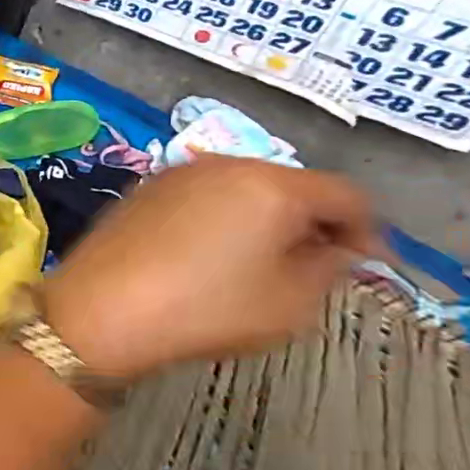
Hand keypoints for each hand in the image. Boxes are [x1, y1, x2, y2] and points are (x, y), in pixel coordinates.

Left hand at [40, 156, 381, 380]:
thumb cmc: (207, 307)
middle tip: (314, 268)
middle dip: (312, 222)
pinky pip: (204, 194)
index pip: (344, 192)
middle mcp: (225, 163)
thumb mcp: (290, 301)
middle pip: (291, 184)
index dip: (366, 229)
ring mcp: (180, 170)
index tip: (366, 266)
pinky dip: (223, 217)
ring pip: (245, 187)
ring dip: (266, 218)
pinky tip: (209, 255)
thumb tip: (339, 247)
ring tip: (260, 265)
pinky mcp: (147, 186)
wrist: (104, 305)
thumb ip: (328, 266)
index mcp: (271, 184)